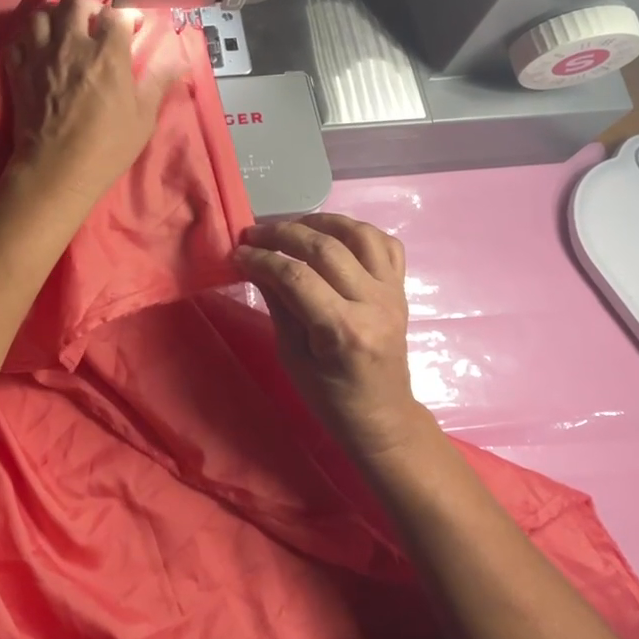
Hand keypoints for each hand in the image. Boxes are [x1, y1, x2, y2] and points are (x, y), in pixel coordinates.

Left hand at [4, 0, 177, 204]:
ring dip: (54, 18)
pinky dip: (27, 39)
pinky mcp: (18, 71)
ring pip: (41, 14)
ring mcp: (40, 56)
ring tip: (63, 31)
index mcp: (107, 54)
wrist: (56, 170)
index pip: (116, 15)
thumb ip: (157, 82)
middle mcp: (72, 45)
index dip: (126, 17)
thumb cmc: (106, 147)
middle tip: (94, 23)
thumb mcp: (143, 118)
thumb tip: (180, 60)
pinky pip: (17, 40)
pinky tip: (38, 50)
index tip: (130, 27)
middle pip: (75, 2)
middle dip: (88, 7)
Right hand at [233, 213, 422, 457]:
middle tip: (254, 234)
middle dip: (283, 233)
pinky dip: (359, 231)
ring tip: (293, 226)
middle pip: (325, 248)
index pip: (296, 276)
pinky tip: (333, 235)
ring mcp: (392, 293)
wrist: (382, 416)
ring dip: (322, 222)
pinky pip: (386, 244)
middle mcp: (373, 304)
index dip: (262, 259)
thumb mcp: (292, 356)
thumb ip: (279, 304)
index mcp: (343, 331)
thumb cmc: (330, 398)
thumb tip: (255, 264)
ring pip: (359, 235)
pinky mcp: (401, 289)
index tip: (238, 253)